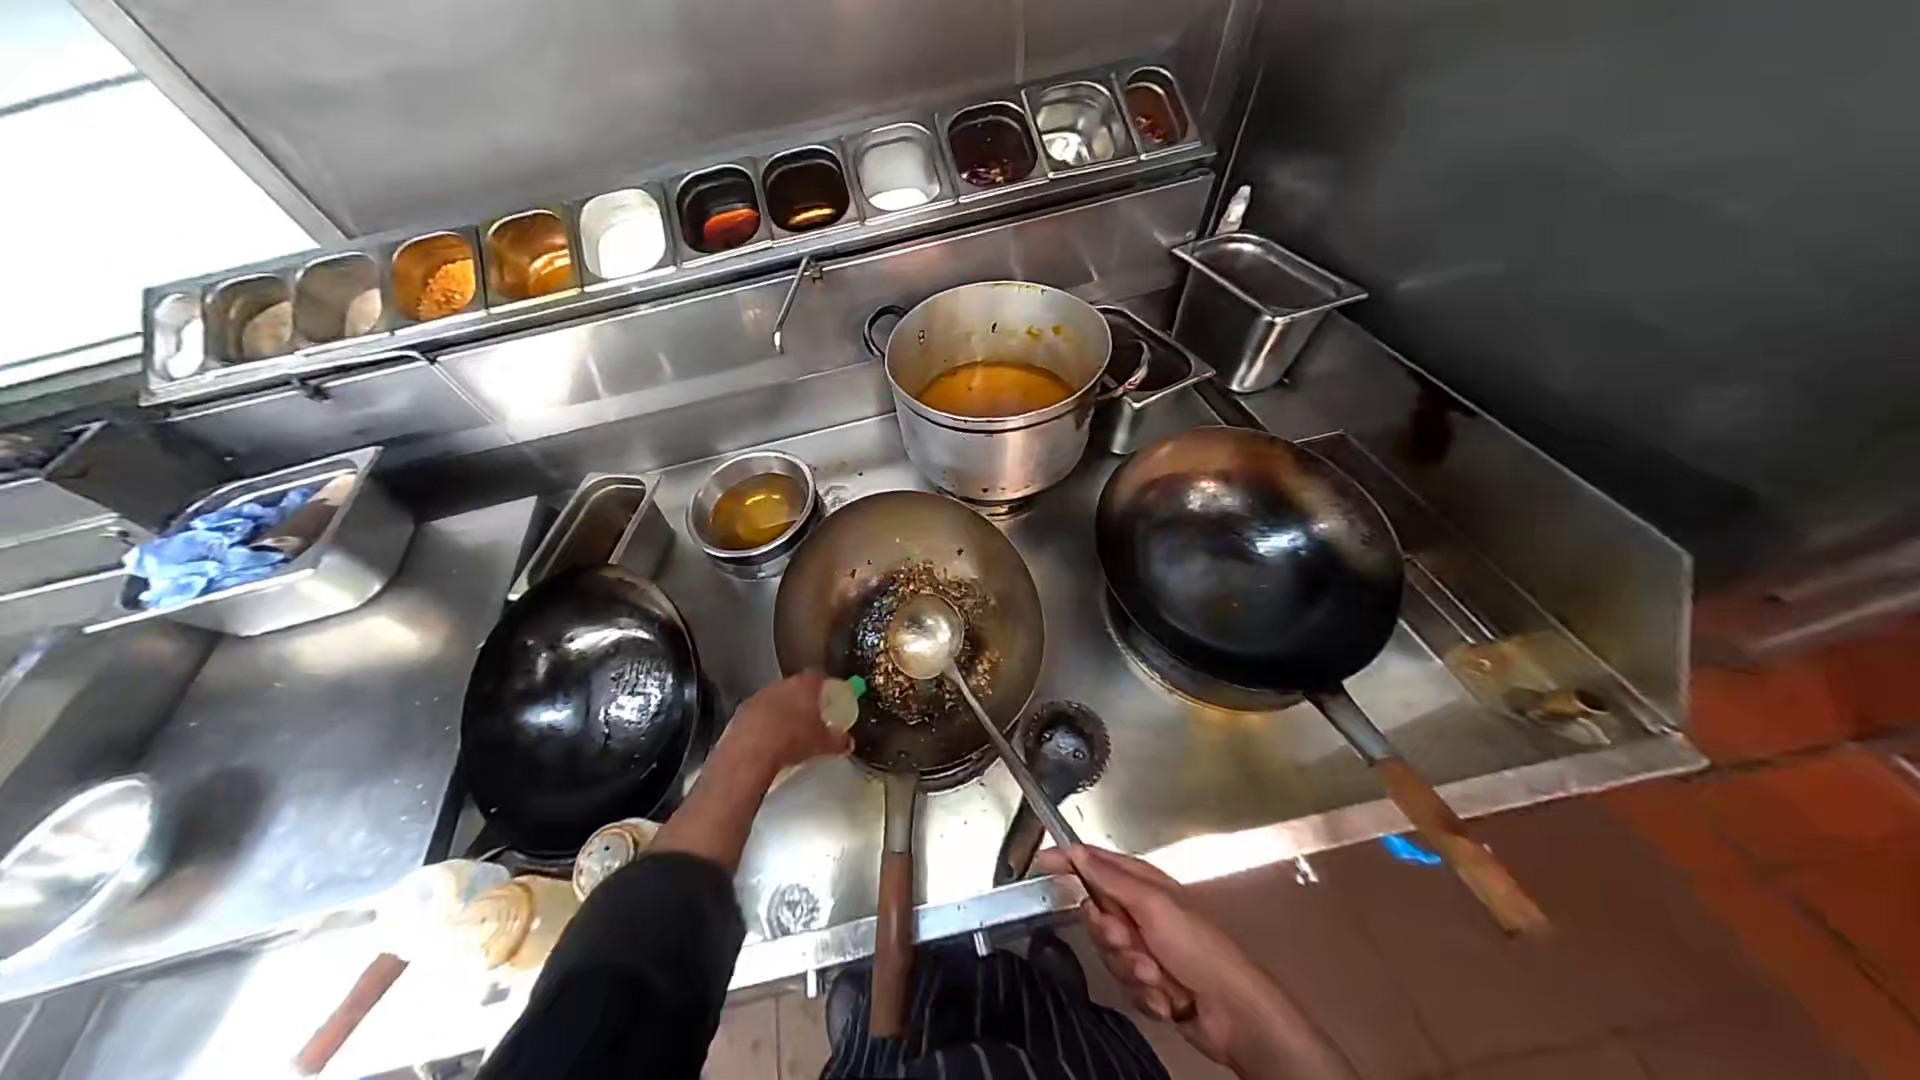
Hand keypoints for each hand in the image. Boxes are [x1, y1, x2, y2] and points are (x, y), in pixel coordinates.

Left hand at [714, 673, 852, 781]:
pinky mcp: (740, 713)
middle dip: (803, 701)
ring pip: (775, 700)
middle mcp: (780, 685)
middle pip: (796, 688)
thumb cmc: (793, 741)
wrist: (750, 754)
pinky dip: (763, 725)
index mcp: (804, 685)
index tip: (831, 700)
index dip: (827, 688)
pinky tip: (768, 742)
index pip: (820, 678)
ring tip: (788, 733)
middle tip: (811, 718)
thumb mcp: (824, 744)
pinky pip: (757, 716)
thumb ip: (839, 741)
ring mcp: (758, 697)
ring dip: (781, 712)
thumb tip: (848, 742)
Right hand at [1035, 846, 1354, 1078]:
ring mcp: (1144, 947)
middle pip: (1096, 915)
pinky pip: (1124, 983)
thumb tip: (1076, 850)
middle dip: (1110, 936)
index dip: (1069, 861)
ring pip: (1108, 954)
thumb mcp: (1152, 905)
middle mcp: (1140, 911)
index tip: (1042, 863)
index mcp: (1142, 883)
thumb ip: (1111, 878)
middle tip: (1127, 941)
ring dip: (1131, 969)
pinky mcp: (1148, 981)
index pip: (1096, 863)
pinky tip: (1167, 997)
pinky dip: (1145, 993)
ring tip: (1157, 976)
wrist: (1233, 1013)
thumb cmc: (1196, 947)